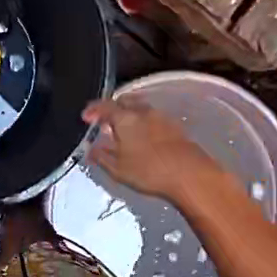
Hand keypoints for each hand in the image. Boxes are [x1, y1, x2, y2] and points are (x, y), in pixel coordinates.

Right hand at [82, 97, 225, 202]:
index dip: (93, 110)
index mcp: (125, 118)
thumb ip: (101, 156)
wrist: (190, 175)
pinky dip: (143, 122)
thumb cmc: (148, 171)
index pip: (104, 107)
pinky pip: (153, 118)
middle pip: (124, 101)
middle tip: (106, 121)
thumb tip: (90, 149)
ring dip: (129, 115)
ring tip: (124, 130)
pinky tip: (142, 137)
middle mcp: (143, 112)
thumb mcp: (117, 169)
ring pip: (140, 108)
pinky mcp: (175, 126)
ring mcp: (162, 117)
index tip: (86, 117)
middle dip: (113, 108)